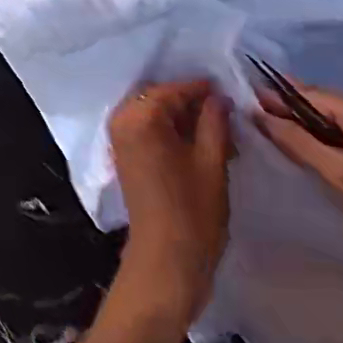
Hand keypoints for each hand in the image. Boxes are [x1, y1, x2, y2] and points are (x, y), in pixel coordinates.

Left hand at [108, 80, 232, 319]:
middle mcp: (120, 120)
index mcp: (138, 117)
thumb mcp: (211, 162)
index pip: (169, 90)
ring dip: (179, 116)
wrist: (167, 254)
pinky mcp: (122, 151)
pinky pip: (144, 127)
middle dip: (188, 101)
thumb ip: (213, 124)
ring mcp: (117, 136)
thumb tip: (218, 97)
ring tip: (216, 129)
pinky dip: (167, 128)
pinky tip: (197, 141)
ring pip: (151, 112)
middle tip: (223, 111)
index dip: (198, 88)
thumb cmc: (193, 209)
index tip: (224, 88)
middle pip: (156, 97)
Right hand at [253, 84, 342, 342]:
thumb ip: (296, 142)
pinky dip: (339, 143)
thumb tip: (258, 113)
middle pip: (332, 106)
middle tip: (258, 120)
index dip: (279, 96)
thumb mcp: (340, 177)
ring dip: (316, 129)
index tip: (246, 100)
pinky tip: (320, 156)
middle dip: (296, 112)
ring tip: (282, 138)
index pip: (315, 95)